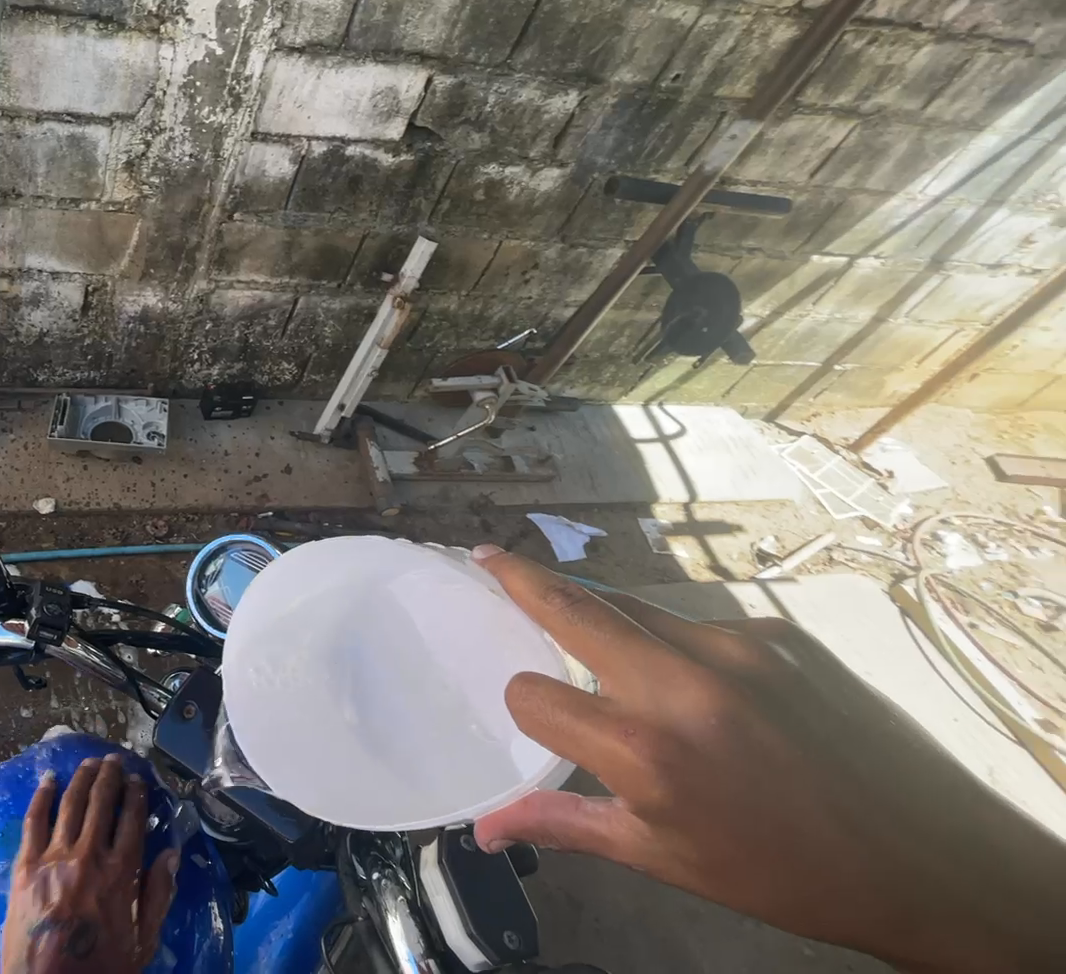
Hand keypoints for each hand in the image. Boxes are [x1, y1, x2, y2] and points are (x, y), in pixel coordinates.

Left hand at [2, 755, 178, 973]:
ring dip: (82, 778)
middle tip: (114, 759)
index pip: (132, 818)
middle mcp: (88, 856)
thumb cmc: (101, 970)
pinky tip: (48, 780)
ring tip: (89, 763)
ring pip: (70, 804)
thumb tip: (171, 853)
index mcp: (120, 873)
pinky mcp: (25, 866)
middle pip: (101, 802)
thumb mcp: (142, 942)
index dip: (136, 793)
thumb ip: (158, 895)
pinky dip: (41, 796)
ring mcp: (53, 858)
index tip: (139, 779)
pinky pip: (33, 821)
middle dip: (110, 776)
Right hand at [467, 545, 1065, 973]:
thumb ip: (564, 826)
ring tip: (576, 614)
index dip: (524, 705)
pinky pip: (692, 622)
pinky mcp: (777, 637)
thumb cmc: (785, 873)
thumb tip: (484, 830)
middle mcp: (682, 684)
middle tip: (483, 555)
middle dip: (518, 576)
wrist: (944, 868)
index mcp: (647, 753)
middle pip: (572, 606)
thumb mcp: (665, 861)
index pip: (534, 695)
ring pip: (630, 605)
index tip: (535, 717)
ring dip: (595, 609)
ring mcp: (735, 648)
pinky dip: (668, 637)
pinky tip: (694, 677)